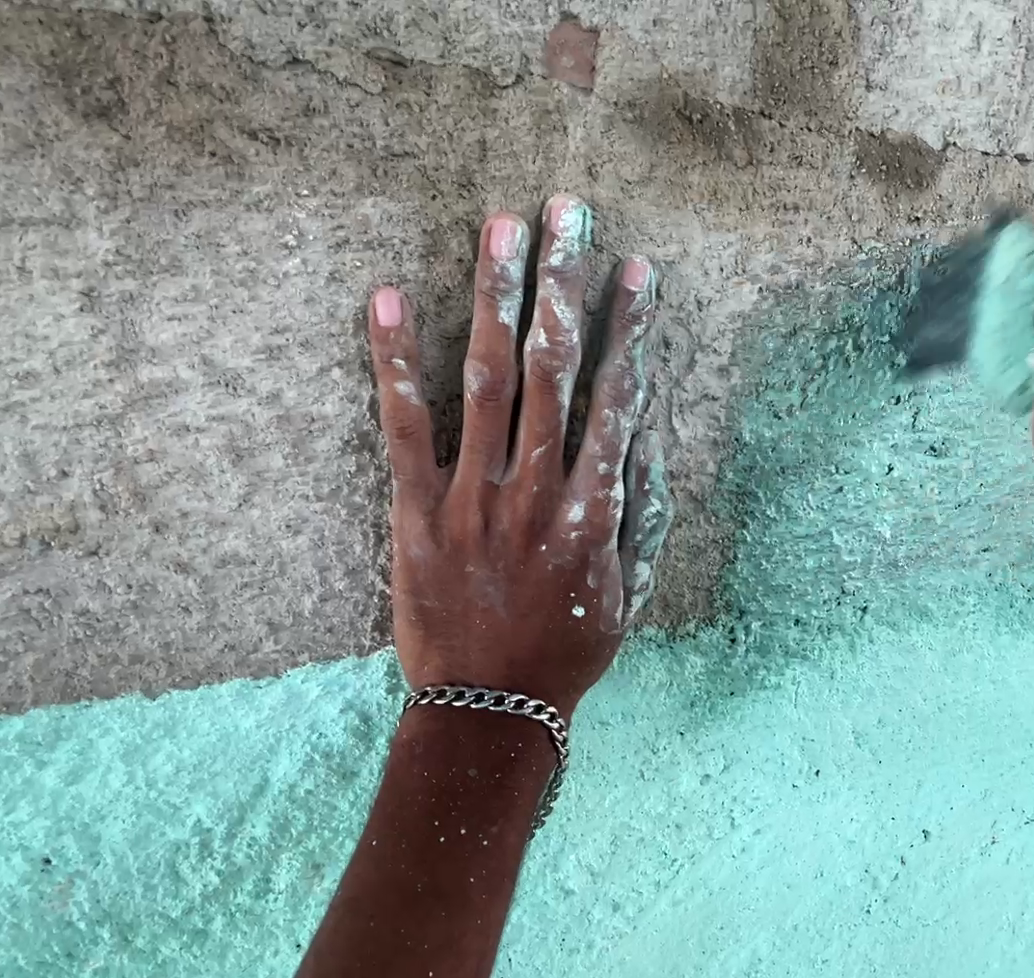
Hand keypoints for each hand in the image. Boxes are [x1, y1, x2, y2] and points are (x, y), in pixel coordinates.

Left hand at [366, 194, 672, 715]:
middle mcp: (538, 492)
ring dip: (495, 298)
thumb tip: (644, 440)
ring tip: (501, 229)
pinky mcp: (416, 514)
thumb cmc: (568, 651)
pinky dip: (395, 363)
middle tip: (567, 212)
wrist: (490, 709)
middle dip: (563, 285)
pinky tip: (390, 299)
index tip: (637, 273)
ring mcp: (473, 499)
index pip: (618, 401)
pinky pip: (403, 428)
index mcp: (596, 512)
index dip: (629, 332)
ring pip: (487, 381)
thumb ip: (643, 516)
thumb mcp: (630, 592)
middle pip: (554, 370)